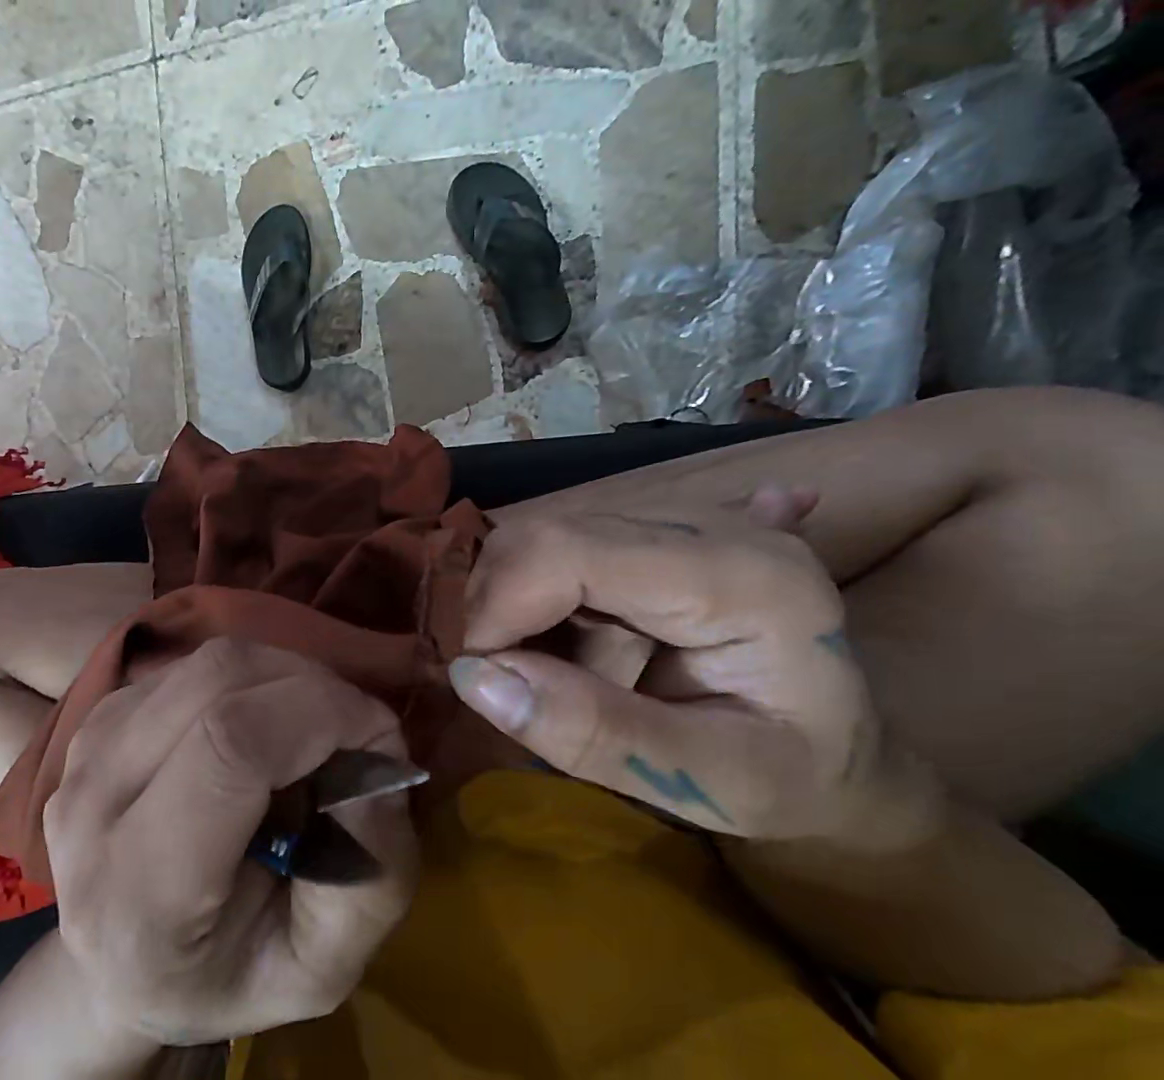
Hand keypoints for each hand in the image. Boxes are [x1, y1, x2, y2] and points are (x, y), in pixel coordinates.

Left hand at [44, 638, 419, 1044]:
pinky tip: (255, 731)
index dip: (321, 714)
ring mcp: (85, 747)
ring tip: (306, 735)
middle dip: (312, 686)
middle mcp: (95, 800)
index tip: (378, 736)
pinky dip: (247, 682)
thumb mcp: (316, 975)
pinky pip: (190, 667)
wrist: (113, 963)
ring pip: (208, 662)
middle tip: (353, 734)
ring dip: (282, 678)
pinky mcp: (94, 717)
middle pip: (218, 680)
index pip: (229, 744)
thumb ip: (366, 887)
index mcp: (142, 888)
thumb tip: (382, 765)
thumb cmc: (217, 979)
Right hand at [449, 488, 940, 846]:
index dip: (496, 608)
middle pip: (538, 537)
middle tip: (514, 685)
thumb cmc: (794, 780)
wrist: (841, 756)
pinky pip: (555, 550)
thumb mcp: (712, 783)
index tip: (479, 678)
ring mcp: (676, 519)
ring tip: (569, 671)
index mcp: (741, 577)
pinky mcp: (648, 531)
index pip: (564, 551)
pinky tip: (583, 645)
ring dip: (520, 613)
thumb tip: (472, 678)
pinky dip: (538, 603)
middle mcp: (706, 525)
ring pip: (534, 543)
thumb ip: (597, 734)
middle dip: (497, 613)